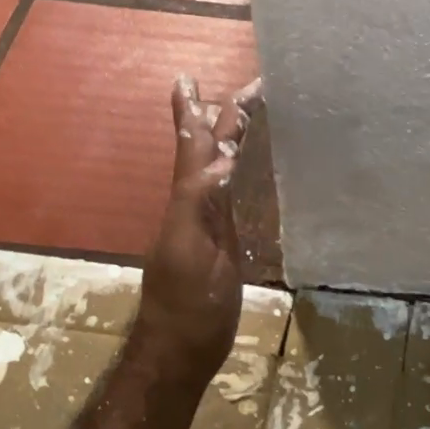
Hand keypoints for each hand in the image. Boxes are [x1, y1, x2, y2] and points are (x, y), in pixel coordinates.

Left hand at [137, 75, 262, 382]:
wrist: (182, 351)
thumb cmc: (187, 303)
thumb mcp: (190, 249)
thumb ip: (199, 201)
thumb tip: (221, 154)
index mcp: (189, 197)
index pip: (195, 144)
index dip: (193, 111)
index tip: (188, 77)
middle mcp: (198, 202)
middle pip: (209, 148)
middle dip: (221, 114)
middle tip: (245, 86)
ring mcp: (212, 221)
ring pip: (220, 166)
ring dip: (229, 136)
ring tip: (243, 111)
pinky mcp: (227, 241)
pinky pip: (234, 192)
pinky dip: (240, 169)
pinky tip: (247, 167)